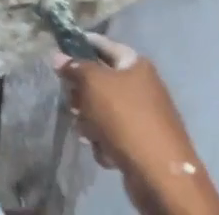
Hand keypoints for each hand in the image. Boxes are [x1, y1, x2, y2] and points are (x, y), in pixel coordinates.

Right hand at [53, 35, 218, 214]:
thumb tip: (58, 56)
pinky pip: (109, 133)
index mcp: (134, 64)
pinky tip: (105, 151)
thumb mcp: (93, 84)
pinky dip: (103, 141)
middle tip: (74, 103)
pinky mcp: (138, 141)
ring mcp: (140, 115)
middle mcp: (140, 85)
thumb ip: (74, 67)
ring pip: (99, 109)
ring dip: (89, 121)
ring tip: (90, 134)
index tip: (58, 54)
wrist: (160, 174)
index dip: (78, 45)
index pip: (101, 44)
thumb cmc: (125, 118)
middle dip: (81, 94)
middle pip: (97, 80)